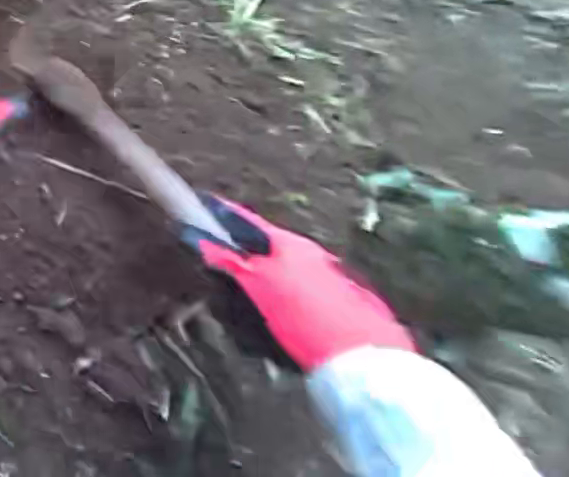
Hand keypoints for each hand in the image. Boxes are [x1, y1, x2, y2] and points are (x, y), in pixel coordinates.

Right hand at [185, 195, 414, 371]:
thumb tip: (201, 240)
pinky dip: (296, 298)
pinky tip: (292, 318)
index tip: (208, 204)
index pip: (248, 221)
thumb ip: (229, 262)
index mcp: (290, 243)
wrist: (367, 364)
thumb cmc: (306, 318)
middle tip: (230, 265)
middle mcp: (314, 253)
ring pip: (293, 270)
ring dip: (275, 277)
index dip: (226, 214)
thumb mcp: (258, 288)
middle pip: (272, 248)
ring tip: (260, 299)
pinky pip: (312, 292)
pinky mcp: (352, 305)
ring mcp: (336, 278)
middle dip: (251, 253)